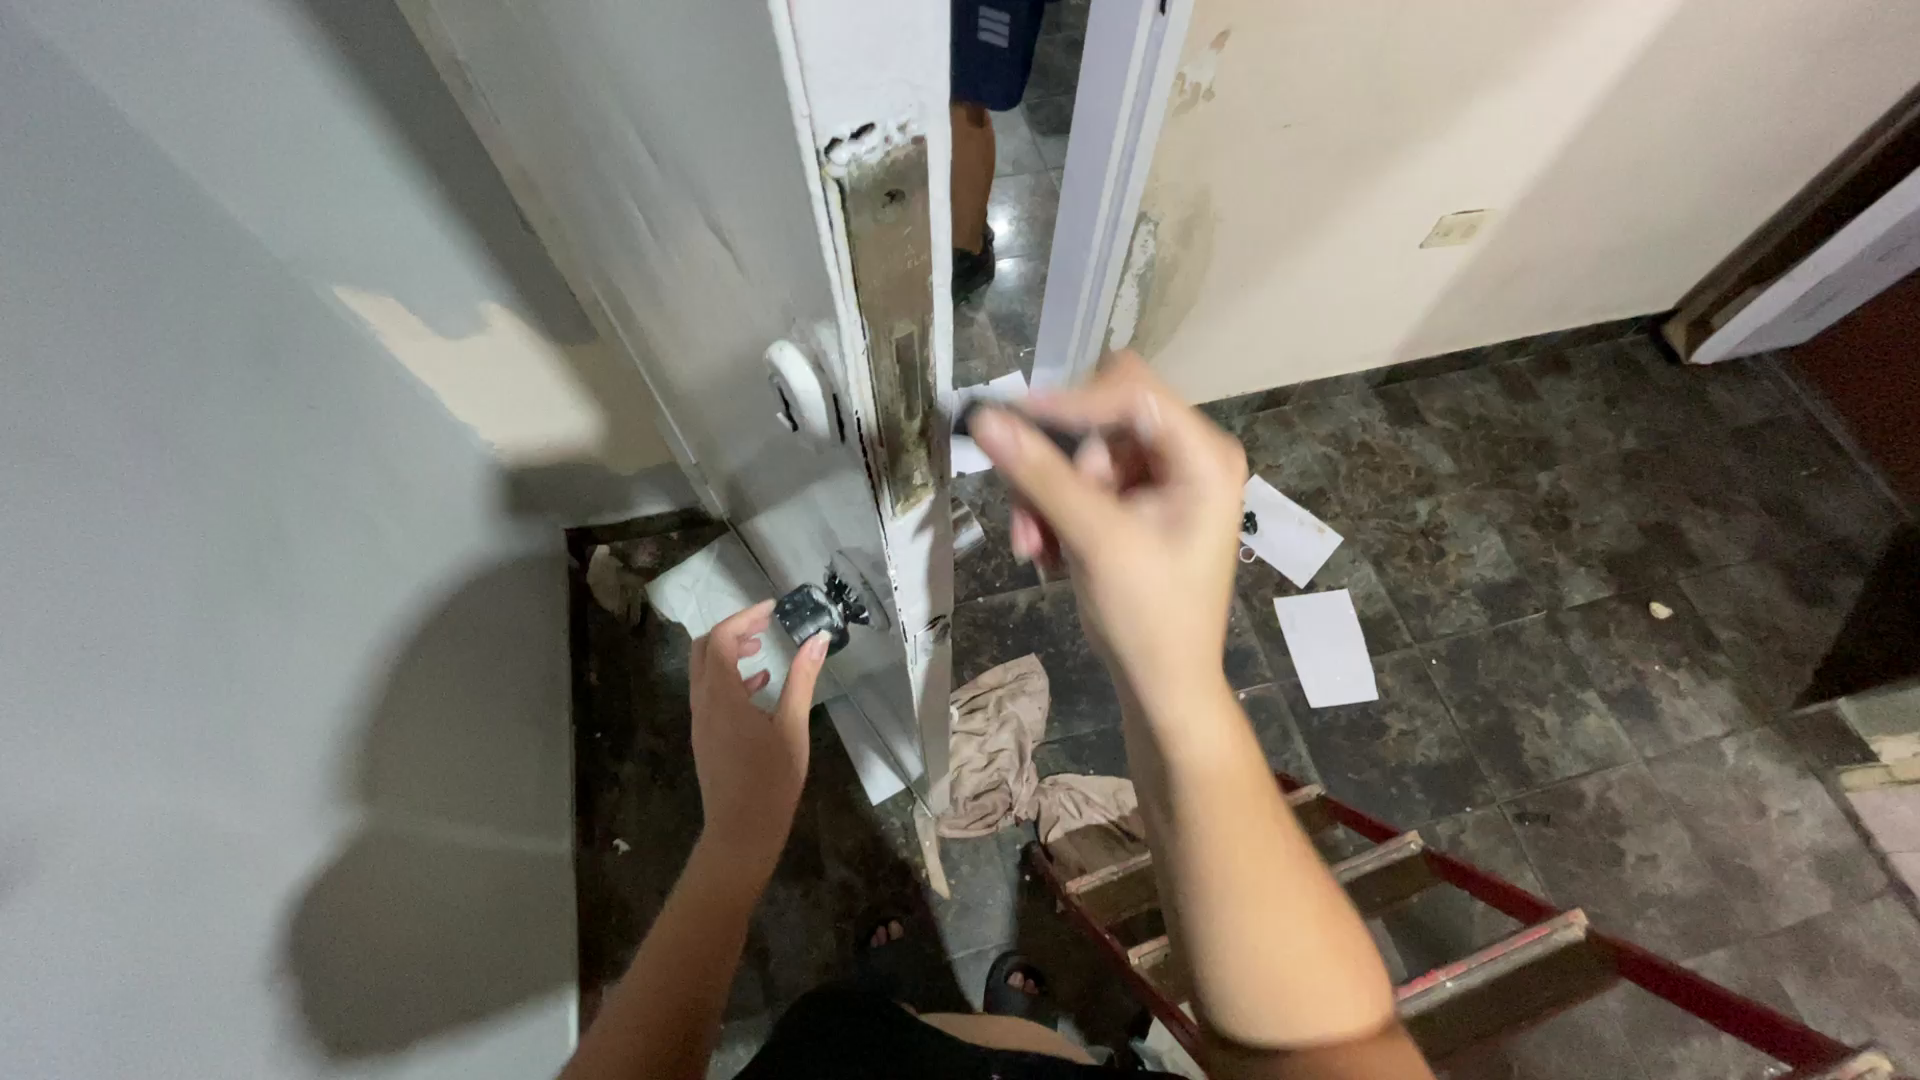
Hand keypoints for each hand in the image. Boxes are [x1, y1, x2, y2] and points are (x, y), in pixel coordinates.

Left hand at [688, 600, 830, 877]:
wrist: (741, 831)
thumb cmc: (772, 779)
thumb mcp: (793, 726)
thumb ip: (803, 678)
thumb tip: (819, 639)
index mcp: (722, 696)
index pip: (724, 638)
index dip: (746, 617)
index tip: (773, 608)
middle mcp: (703, 702)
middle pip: (705, 648)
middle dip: (734, 629)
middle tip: (767, 623)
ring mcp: (700, 720)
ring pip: (704, 670)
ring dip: (730, 651)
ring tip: (764, 647)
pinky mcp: (705, 735)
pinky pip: (710, 692)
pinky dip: (730, 677)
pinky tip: (761, 685)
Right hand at [969, 351, 1246, 708]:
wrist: (1162, 683)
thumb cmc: (1148, 616)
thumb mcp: (1095, 540)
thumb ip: (1041, 476)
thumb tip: (985, 420)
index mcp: (1202, 456)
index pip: (1130, 392)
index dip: (1069, 401)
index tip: (1010, 418)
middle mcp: (1185, 456)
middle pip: (1100, 423)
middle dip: (1057, 471)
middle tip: (1035, 515)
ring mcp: (1159, 482)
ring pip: (1080, 457)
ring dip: (1046, 499)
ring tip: (1034, 546)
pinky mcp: (1134, 506)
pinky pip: (1078, 486)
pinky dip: (1055, 514)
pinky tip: (1046, 552)